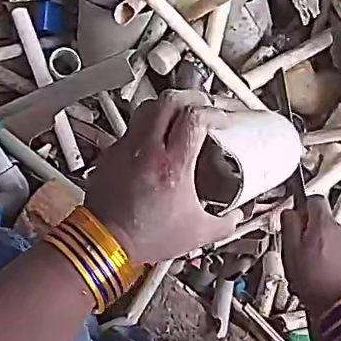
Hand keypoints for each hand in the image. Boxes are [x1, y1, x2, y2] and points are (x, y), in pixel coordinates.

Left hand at [85, 92, 239, 262]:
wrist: (105, 242)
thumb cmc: (143, 237)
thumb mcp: (197, 233)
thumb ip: (224, 223)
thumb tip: (235, 217)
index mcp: (172, 165)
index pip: (195, 116)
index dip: (214, 111)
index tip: (222, 120)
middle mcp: (146, 151)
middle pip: (168, 101)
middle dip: (190, 97)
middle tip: (201, 106)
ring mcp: (125, 149)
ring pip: (145, 109)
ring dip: (165, 108)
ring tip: (178, 118)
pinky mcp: (110, 155)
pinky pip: (130, 131)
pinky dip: (145, 130)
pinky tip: (154, 144)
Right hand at [280, 195, 340, 309]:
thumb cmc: (319, 282)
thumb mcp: (291, 251)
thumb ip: (289, 226)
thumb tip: (289, 213)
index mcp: (324, 223)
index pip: (313, 199)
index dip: (300, 206)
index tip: (292, 217)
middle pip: (321, 220)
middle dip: (306, 231)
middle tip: (294, 246)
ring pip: (328, 238)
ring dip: (315, 247)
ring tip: (304, 266)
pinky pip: (336, 253)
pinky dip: (325, 260)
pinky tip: (315, 276)